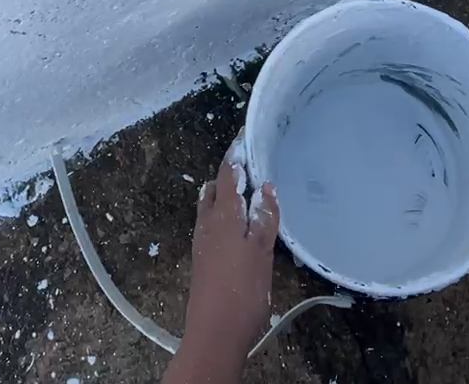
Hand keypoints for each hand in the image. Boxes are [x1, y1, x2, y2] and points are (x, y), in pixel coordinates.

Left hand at [178, 155, 279, 362]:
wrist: (214, 334)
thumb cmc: (241, 289)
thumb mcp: (261, 251)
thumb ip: (264, 217)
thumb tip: (265, 186)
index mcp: (222, 213)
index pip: (228, 172)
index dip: (236, 152)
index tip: (246, 135)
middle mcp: (207, 221)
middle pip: (216, 187)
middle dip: (230, 172)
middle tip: (252, 164)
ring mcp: (203, 240)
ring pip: (212, 205)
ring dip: (226, 193)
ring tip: (249, 190)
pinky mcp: (204, 257)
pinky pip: (213, 222)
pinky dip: (225, 212)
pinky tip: (241, 224)